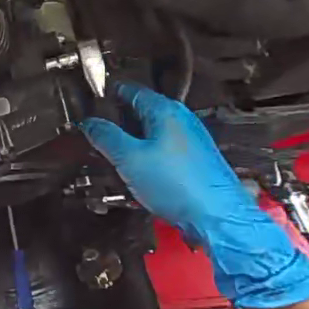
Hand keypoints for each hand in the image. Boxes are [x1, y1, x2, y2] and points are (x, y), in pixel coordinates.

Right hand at [81, 83, 308, 308]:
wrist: (218, 218)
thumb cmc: (178, 185)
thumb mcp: (130, 159)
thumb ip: (107, 137)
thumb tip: (90, 122)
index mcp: (165, 110)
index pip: (130, 90)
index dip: (108, 95)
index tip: (90, 103)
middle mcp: (181, 120)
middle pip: (142, 112)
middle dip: (118, 122)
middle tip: (96, 134)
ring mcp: (191, 140)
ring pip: (153, 133)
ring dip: (133, 142)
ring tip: (113, 156)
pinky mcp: (196, 161)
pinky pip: (164, 151)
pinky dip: (148, 157)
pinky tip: (138, 174)